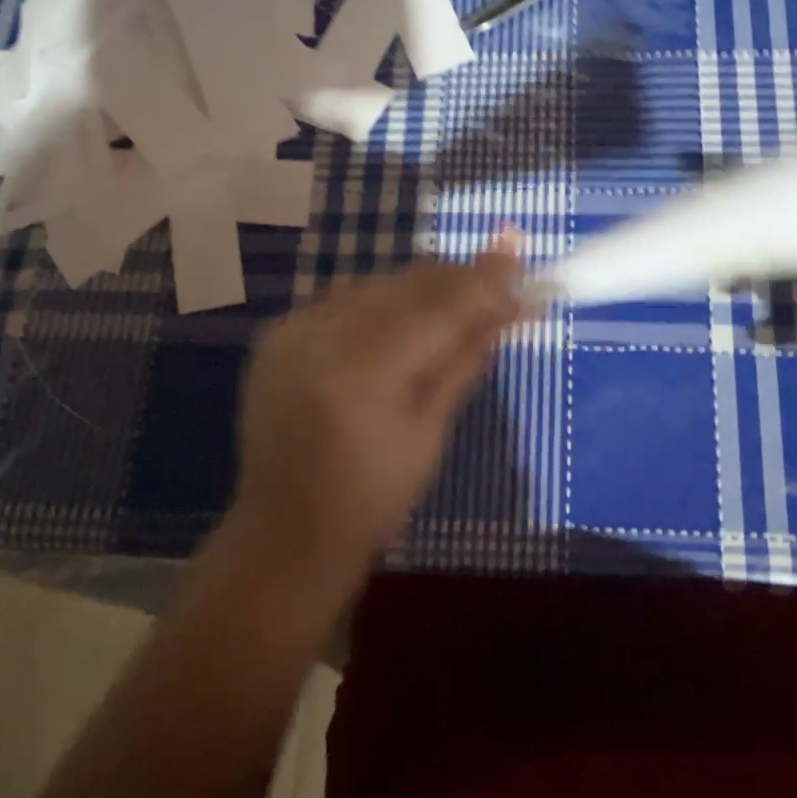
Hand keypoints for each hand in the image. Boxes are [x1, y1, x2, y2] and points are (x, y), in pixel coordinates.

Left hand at [230, 251, 522, 576]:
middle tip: (500, 282)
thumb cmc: (371, 501)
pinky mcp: (276, 336)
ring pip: (374, 285)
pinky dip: (380, 302)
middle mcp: (318, 338)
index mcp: (360, 375)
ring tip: (460, 302)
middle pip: (404, 285)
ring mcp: (290, 333)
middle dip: (456, 280)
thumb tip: (506, 309)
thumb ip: (463, 361)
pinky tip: (406, 318)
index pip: (436, 310)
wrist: (285, 533)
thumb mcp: (429, 435)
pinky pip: (341, 299)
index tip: (520, 265)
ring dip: (420, 288)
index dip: (483, 285)